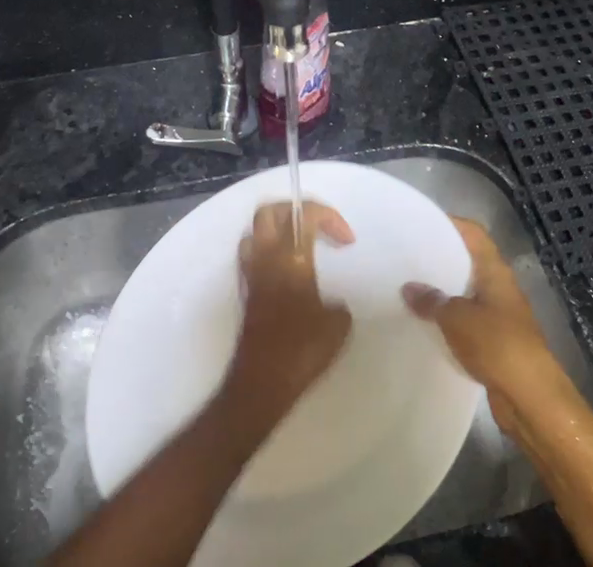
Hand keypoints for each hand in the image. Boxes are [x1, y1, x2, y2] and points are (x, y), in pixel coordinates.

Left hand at [221, 201, 354, 421]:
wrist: (263, 382)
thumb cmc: (303, 349)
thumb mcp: (338, 323)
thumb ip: (337, 302)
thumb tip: (331, 302)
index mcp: (290, 258)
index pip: (303, 214)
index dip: (328, 216)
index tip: (346, 240)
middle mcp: (265, 258)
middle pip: (269, 212)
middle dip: (295, 210)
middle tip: (319, 227)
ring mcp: (250, 274)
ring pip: (256, 232)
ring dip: (279, 229)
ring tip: (303, 246)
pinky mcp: (245, 292)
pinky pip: (253, 255)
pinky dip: (271, 251)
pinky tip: (290, 271)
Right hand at [403, 218, 573, 433]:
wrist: (529, 397)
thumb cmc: (497, 345)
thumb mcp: (457, 318)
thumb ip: (432, 301)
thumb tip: (409, 287)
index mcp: (495, 272)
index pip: (474, 235)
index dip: (450, 224)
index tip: (420, 223)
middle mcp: (499, 289)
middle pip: (468, 263)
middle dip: (439, 259)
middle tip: (405, 257)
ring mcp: (499, 316)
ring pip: (466, 294)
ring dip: (442, 293)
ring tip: (407, 289)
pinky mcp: (494, 343)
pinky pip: (466, 322)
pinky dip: (447, 321)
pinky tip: (423, 325)